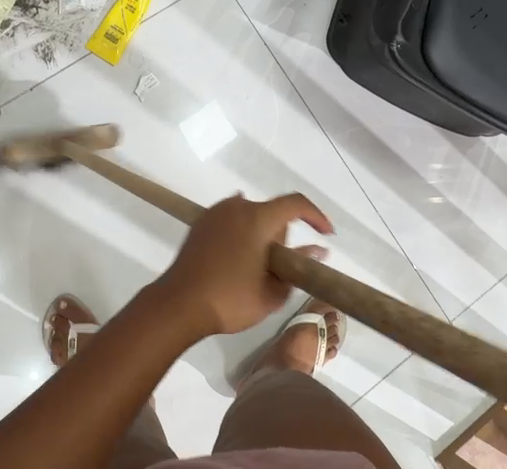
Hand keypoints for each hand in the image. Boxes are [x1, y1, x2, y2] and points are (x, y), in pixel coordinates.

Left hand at [151, 193, 333, 338]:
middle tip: (281, 269)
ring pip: (251, 216)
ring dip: (261, 235)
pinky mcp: (201, 223)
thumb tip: (317, 251)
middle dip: (282, 235)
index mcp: (257, 217)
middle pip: (272, 212)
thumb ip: (298, 267)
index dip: (316, 216)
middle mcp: (236, 206)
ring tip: (256, 269)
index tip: (327, 235)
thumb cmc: (230, 299)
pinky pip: (232, 221)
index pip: (296, 203)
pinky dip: (242, 234)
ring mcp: (215, 212)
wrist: (179, 303)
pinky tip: (238, 260)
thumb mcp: (273, 292)